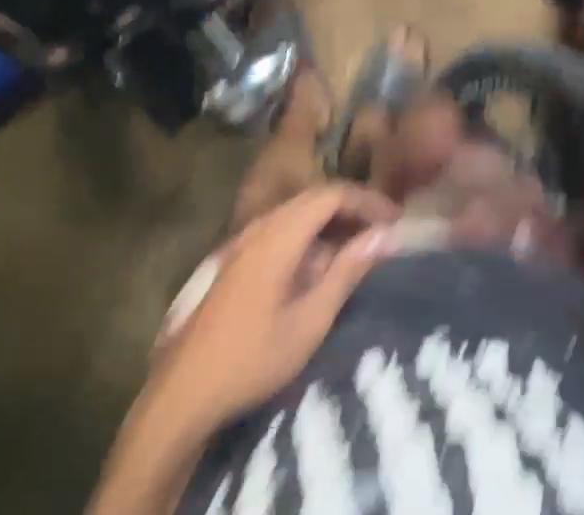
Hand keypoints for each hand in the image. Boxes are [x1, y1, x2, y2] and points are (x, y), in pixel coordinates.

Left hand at [153, 185, 399, 424]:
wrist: (187, 389)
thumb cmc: (254, 358)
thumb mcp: (310, 319)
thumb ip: (346, 272)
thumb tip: (383, 236)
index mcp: (276, 237)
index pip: (330, 195)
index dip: (367, 201)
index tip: (397, 222)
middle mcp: (258, 229)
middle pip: (312, 199)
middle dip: (352, 210)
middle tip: (385, 233)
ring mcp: (243, 244)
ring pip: (296, 215)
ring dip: (331, 224)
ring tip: (362, 248)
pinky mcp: (237, 261)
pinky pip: (281, 233)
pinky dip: (310, 238)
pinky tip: (324, 267)